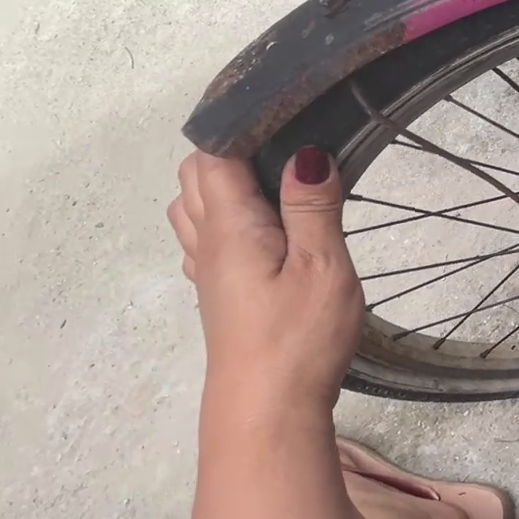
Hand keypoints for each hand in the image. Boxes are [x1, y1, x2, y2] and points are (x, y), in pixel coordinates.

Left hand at [167, 148, 361, 413]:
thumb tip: (308, 152)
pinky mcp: (221, 293)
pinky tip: (264, 227)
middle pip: (197, 176)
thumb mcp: (322, 266)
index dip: (240, 126)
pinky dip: (227, 215)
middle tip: (294, 143)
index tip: (285, 108)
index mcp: (232, 228)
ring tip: (280, 179)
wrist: (269, 409)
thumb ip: (314, 207)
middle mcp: (209, 242)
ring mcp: (209, 270)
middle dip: (233, 149)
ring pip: (196, 206)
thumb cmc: (299, 335)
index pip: (214, 157)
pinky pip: (207, 236)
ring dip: (226, 182)